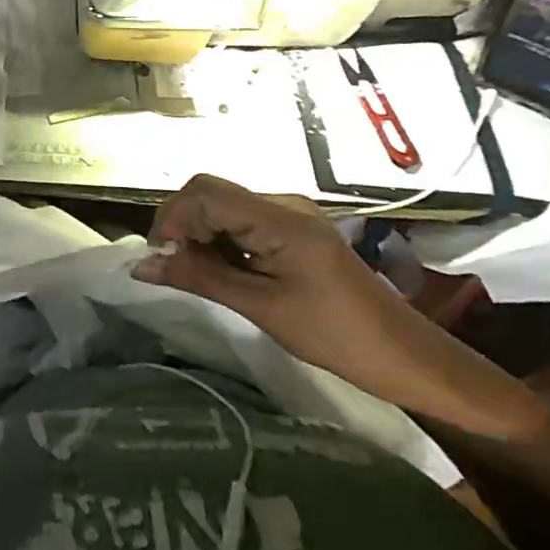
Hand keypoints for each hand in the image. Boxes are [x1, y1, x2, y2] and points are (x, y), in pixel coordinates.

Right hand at [132, 175, 544, 439]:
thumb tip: (141, 265)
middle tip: (172, 267)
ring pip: (222, 206)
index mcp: (280, 219)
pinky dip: (219, 240)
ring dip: (199, 234)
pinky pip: (240, 220)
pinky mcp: (293, 228)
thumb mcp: (261, 307)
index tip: (159, 257)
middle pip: (210, 193)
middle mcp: (283, 204)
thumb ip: (199, 277)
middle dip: (181, 225)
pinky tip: (221, 269)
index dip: (172, 218)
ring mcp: (290, 214)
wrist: (408, 357)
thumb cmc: (337, 336)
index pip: (204, 193)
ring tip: (196, 273)